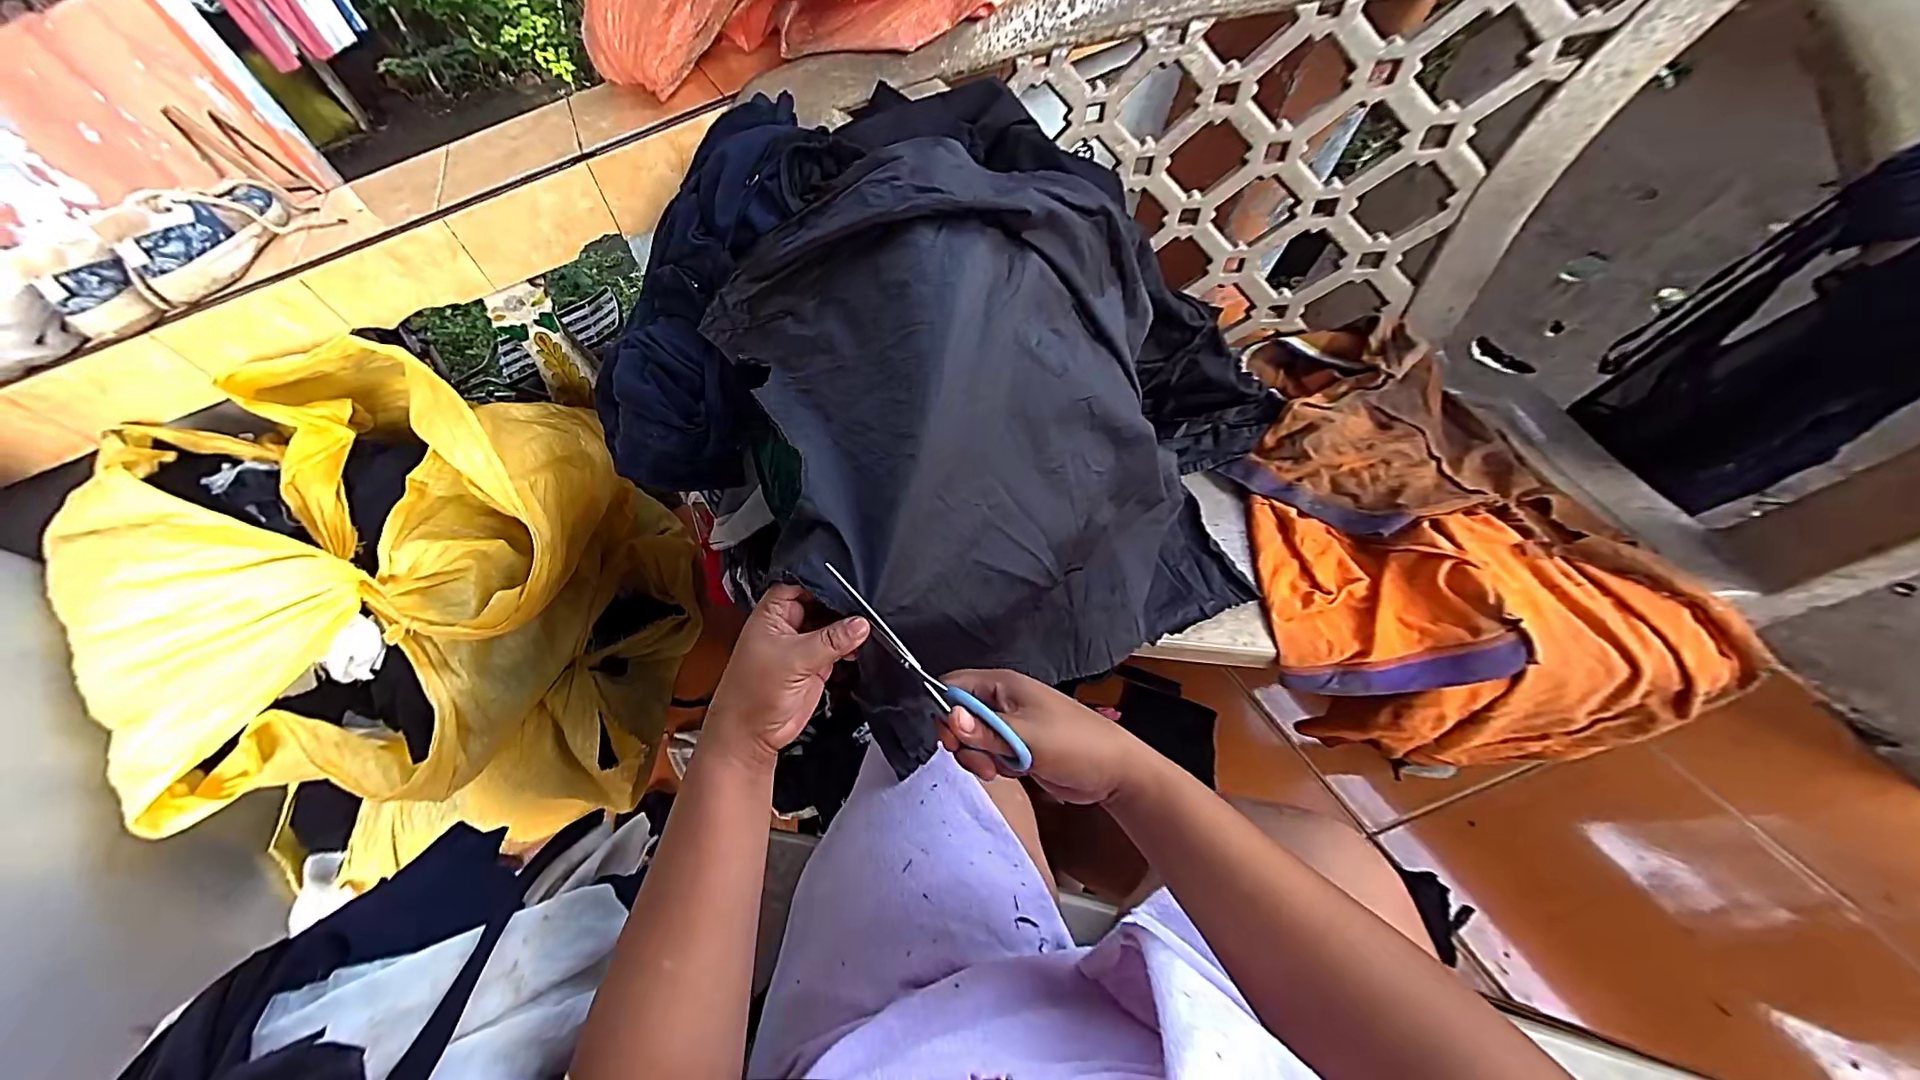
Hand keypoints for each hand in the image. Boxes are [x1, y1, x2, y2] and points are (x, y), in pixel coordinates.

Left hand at [704, 584, 868, 768]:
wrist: (752, 735)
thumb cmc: (752, 694)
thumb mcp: (794, 659)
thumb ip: (831, 640)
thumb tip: (860, 624)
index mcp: (773, 613)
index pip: (802, 583)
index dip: (824, 582)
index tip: (850, 582)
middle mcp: (788, 624)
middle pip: (821, 603)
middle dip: (842, 605)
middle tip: (865, 607)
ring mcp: (803, 644)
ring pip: (832, 626)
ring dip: (848, 628)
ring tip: (867, 629)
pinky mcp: (816, 663)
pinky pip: (838, 648)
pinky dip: (851, 647)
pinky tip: (861, 648)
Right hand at [939, 669, 1153, 804]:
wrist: (1114, 771)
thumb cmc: (1077, 744)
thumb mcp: (1026, 738)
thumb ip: (985, 730)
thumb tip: (950, 718)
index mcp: (1004, 684)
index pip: (955, 686)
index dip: (945, 710)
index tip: (952, 739)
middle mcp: (1004, 699)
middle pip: (959, 714)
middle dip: (962, 740)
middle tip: (979, 759)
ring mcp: (1011, 722)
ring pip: (972, 736)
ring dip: (977, 756)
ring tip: (998, 768)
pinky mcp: (1017, 744)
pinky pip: (989, 751)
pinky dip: (991, 763)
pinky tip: (1008, 771)